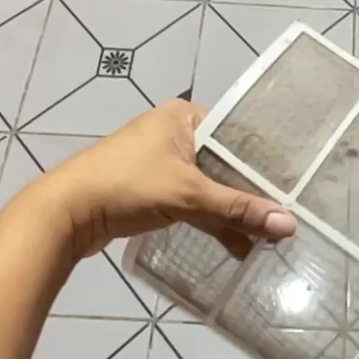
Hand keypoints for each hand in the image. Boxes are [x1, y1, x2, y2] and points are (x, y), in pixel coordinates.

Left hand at [28, 100, 295, 259]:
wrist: (64, 214)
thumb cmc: (128, 186)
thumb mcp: (189, 195)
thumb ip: (238, 210)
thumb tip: (289, 226)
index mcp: (184, 115)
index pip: (237, 134)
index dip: (264, 163)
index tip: (294, 188)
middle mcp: (174, 131)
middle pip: (224, 162)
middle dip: (249, 193)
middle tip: (282, 216)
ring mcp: (159, 159)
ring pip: (208, 183)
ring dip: (230, 210)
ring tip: (263, 238)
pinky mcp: (149, 187)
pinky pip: (191, 198)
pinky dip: (209, 217)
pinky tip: (233, 242)